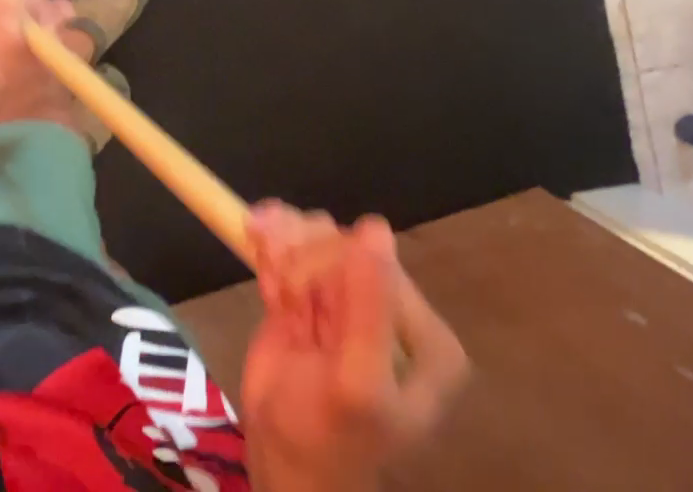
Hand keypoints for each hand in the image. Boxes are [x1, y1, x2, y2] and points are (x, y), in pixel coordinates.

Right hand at [241, 203, 467, 491]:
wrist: (281, 464)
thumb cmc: (328, 438)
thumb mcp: (356, 382)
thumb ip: (366, 307)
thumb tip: (374, 226)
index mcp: (424, 333)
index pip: (376, 260)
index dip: (330, 266)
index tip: (295, 294)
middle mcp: (390, 309)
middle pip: (339, 244)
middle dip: (302, 263)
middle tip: (287, 305)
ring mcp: (345, 301)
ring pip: (310, 239)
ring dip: (282, 254)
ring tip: (277, 299)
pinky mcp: (307, 299)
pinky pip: (287, 253)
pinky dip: (268, 260)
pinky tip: (270, 294)